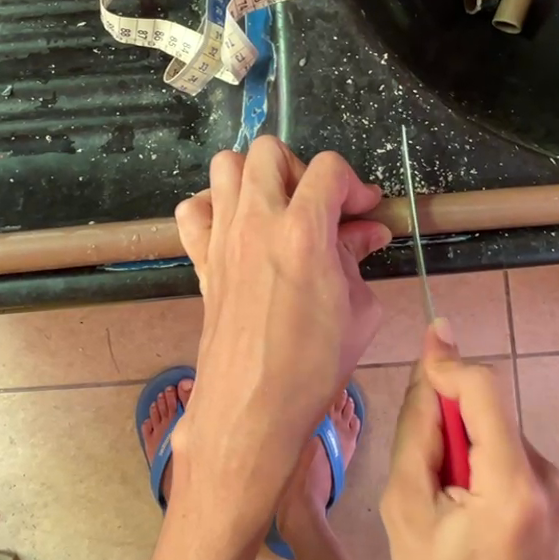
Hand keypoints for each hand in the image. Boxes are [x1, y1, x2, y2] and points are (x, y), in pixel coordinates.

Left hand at [169, 136, 391, 518]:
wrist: (252, 409)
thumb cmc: (314, 366)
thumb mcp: (359, 311)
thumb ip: (357, 259)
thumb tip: (366, 232)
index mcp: (302, 231)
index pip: (330, 168)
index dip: (354, 184)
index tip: (364, 212)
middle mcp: (257, 220)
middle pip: (270, 150)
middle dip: (301, 169)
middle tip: (318, 208)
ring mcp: (222, 236)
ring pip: (226, 165)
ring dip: (256, 177)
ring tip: (278, 210)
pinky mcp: (201, 257)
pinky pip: (192, 209)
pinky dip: (212, 206)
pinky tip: (236, 229)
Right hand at [382, 324, 558, 559]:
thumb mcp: (406, 510)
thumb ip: (417, 431)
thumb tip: (435, 354)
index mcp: (514, 486)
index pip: (485, 387)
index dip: (447, 365)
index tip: (419, 357)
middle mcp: (548, 479)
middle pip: (486, 409)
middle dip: (445, 421)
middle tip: (419, 472)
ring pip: (492, 431)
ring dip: (459, 447)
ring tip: (440, 503)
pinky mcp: (556, 501)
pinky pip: (505, 455)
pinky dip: (477, 467)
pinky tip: (463, 513)